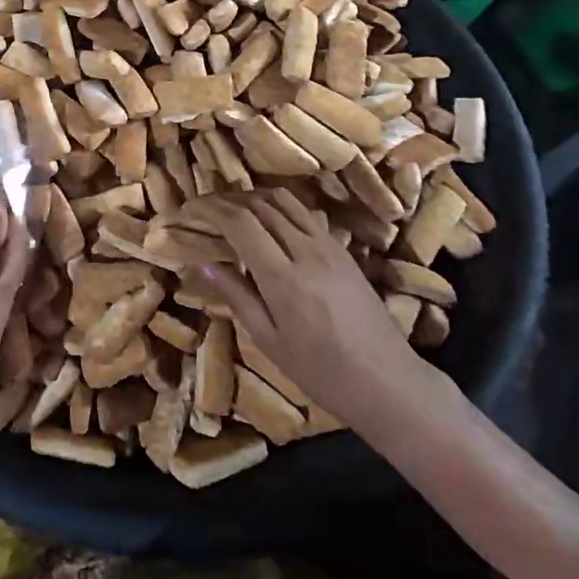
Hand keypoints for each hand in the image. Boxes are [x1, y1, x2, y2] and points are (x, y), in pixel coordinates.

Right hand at [186, 190, 433, 425]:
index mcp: (283, 278)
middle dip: (226, 200)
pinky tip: (266, 217)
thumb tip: (201, 261)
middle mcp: (306, 252)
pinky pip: (305, 213)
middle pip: (259, 205)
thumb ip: (236, 295)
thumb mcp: (269, 341)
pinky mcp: (343, 250)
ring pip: (284, 202)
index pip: (240, 223)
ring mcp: (329, 247)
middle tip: (202, 207)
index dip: (210, 209)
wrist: (389, 382)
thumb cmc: (321, 372)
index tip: (189, 209)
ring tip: (230, 206)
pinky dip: (278, 205)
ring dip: (251, 196)